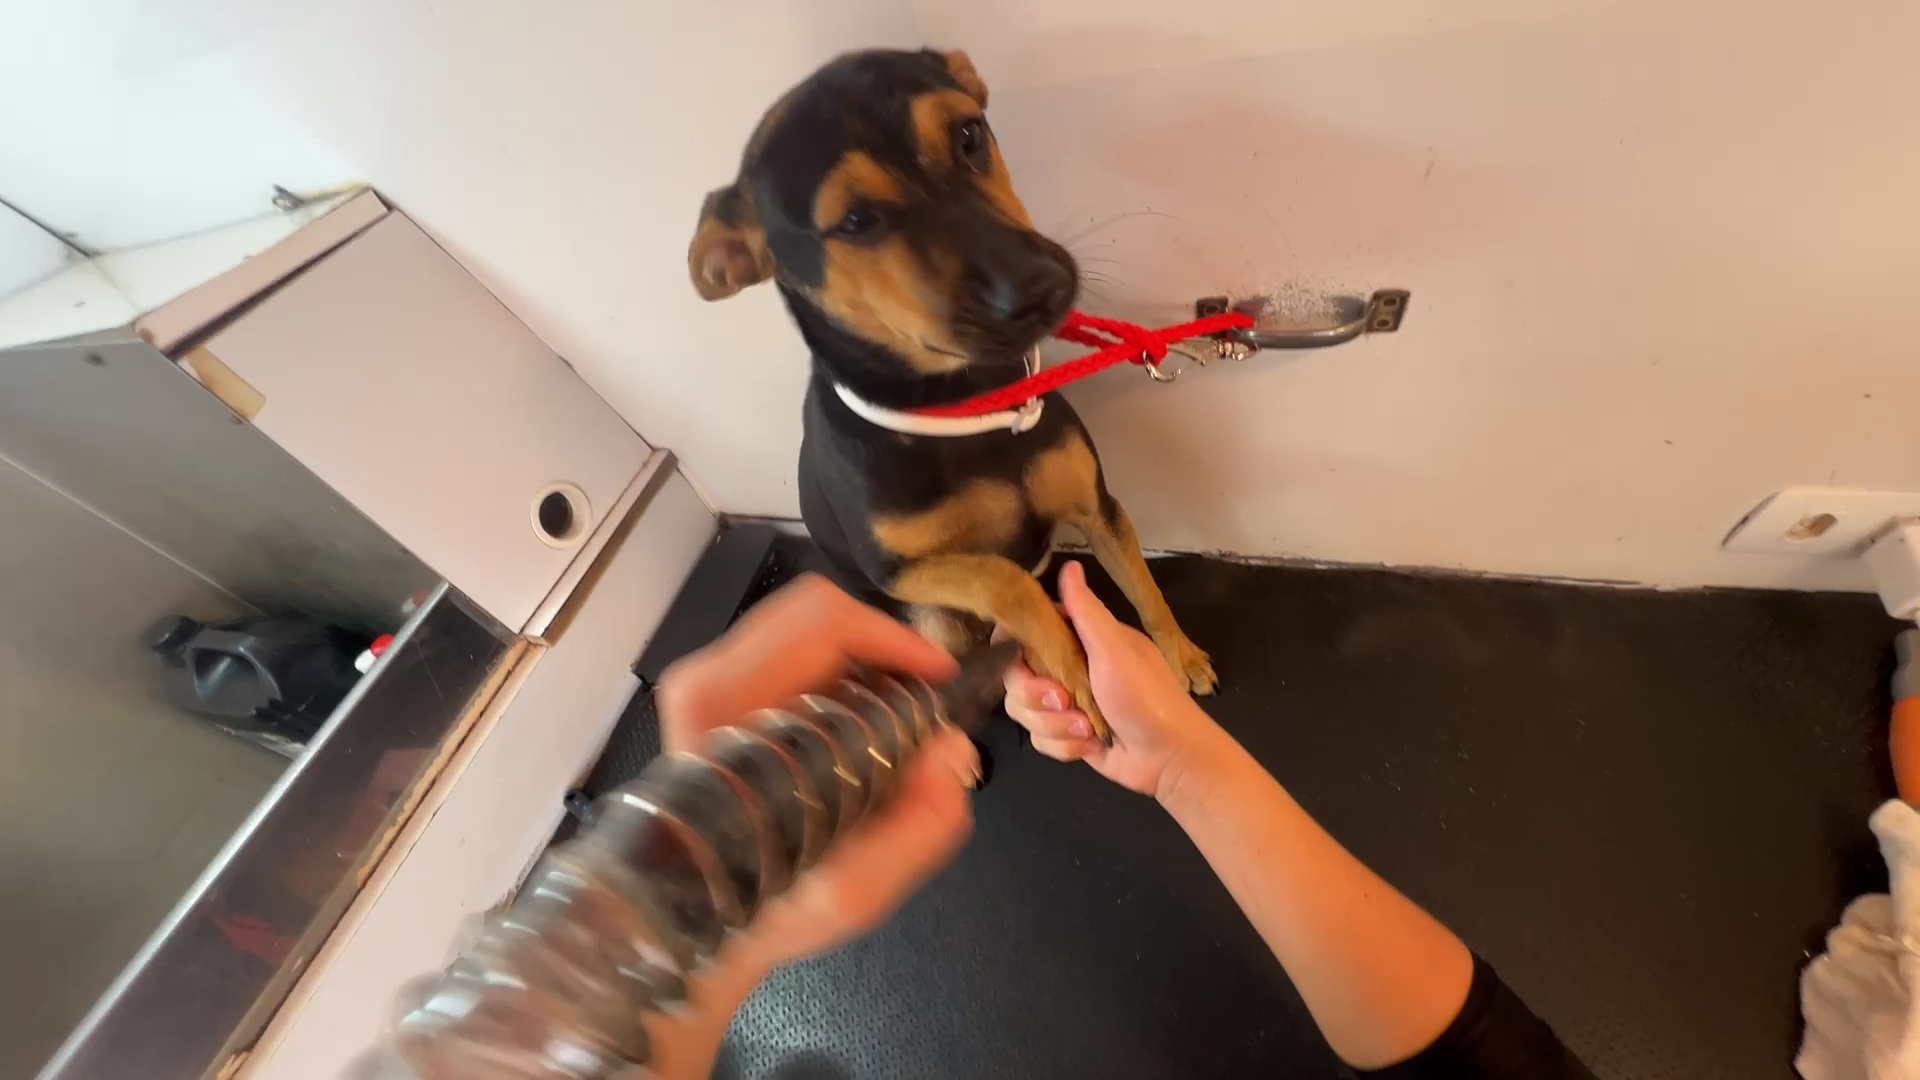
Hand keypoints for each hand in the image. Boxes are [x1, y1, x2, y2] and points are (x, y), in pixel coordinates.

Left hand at [656, 574, 976, 968]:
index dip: (894, 638)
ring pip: (807, 619)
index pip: (821, 625)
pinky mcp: (717, 683)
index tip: (940, 675)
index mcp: (728, 715)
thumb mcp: (854, 890)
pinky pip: (796, 641)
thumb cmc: (769, 908)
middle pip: (815, 607)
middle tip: (923, 690)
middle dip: (884, 641)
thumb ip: (919, 827)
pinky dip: (843, 664)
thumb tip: (951, 747)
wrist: (693, 924)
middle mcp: (709, 680)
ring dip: (865, 653)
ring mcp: (708, 677)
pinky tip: (859, 716)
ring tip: (897, 706)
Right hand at [1001, 560, 1224, 798]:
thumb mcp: (1115, 649)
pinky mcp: (1065, 735)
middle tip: (1064, 701)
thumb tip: (1070, 565)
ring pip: (1024, 712)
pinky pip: (1040, 740)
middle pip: (1015, 678)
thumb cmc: (1147, 697)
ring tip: (1088, 730)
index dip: (1013, 649)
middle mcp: (1066, 668)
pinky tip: (1091, 745)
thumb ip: (1086, 611)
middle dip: (1036, 696)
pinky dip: (1065, 747)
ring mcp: (1064, 704)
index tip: (1021, 662)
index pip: (1024, 634)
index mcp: (1077, 640)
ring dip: (1055, 726)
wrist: (1169, 758)